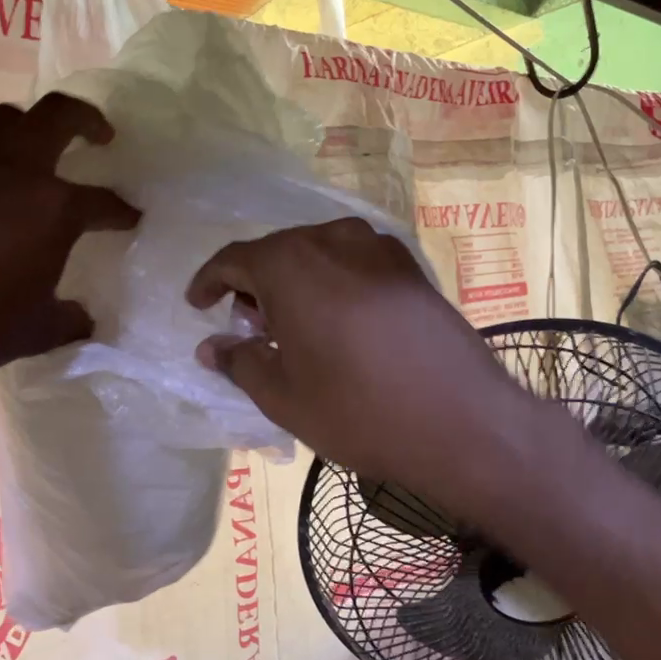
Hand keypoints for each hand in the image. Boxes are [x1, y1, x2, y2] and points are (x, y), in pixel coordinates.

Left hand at [0, 94, 139, 384]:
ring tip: (26, 153)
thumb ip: (67, 321)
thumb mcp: (32, 334)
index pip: (103, 202)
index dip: (121, 211)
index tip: (130, 217)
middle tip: (98, 135)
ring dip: (23, 130)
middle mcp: (11, 167)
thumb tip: (85, 320)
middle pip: (58, 115)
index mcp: (53, 207)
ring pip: (1, 119)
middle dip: (86, 120)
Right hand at [186, 219, 560, 522]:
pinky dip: (334, 285)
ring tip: (295, 329)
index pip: (233, 259)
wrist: (462, 420)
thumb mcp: (283, 396)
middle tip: (249, 328)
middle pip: (278, 252)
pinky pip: (355, 265)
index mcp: (290, 264)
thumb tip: (210, 347)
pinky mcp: (412, 268)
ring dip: (297, 284)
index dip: (209, 282)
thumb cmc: (358, 411)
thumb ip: (239, 362)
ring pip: (319, 255)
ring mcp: (380, 249)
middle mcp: (333, 239)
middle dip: (255, 286)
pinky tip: (340, 324)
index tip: (197, 304)